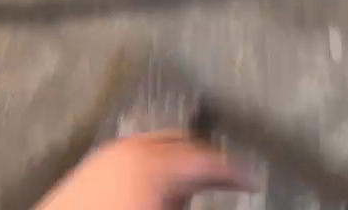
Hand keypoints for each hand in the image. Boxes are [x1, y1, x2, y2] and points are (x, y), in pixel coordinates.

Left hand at [34, 132, 254, 209]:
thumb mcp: (165, 206)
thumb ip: (193, 199)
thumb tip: (227, 186)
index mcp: (155, 164)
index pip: (208, 158)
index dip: (236, 169)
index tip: (255, 178)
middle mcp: (133, 148)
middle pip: (182, 143)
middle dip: (206, 160)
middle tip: (229, 179)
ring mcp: (109, 154)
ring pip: (157, 147)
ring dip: (179, 165)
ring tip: (194, 190)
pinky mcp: (92, 168)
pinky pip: (135, 158)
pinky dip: (155, 170)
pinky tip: (157, 195)